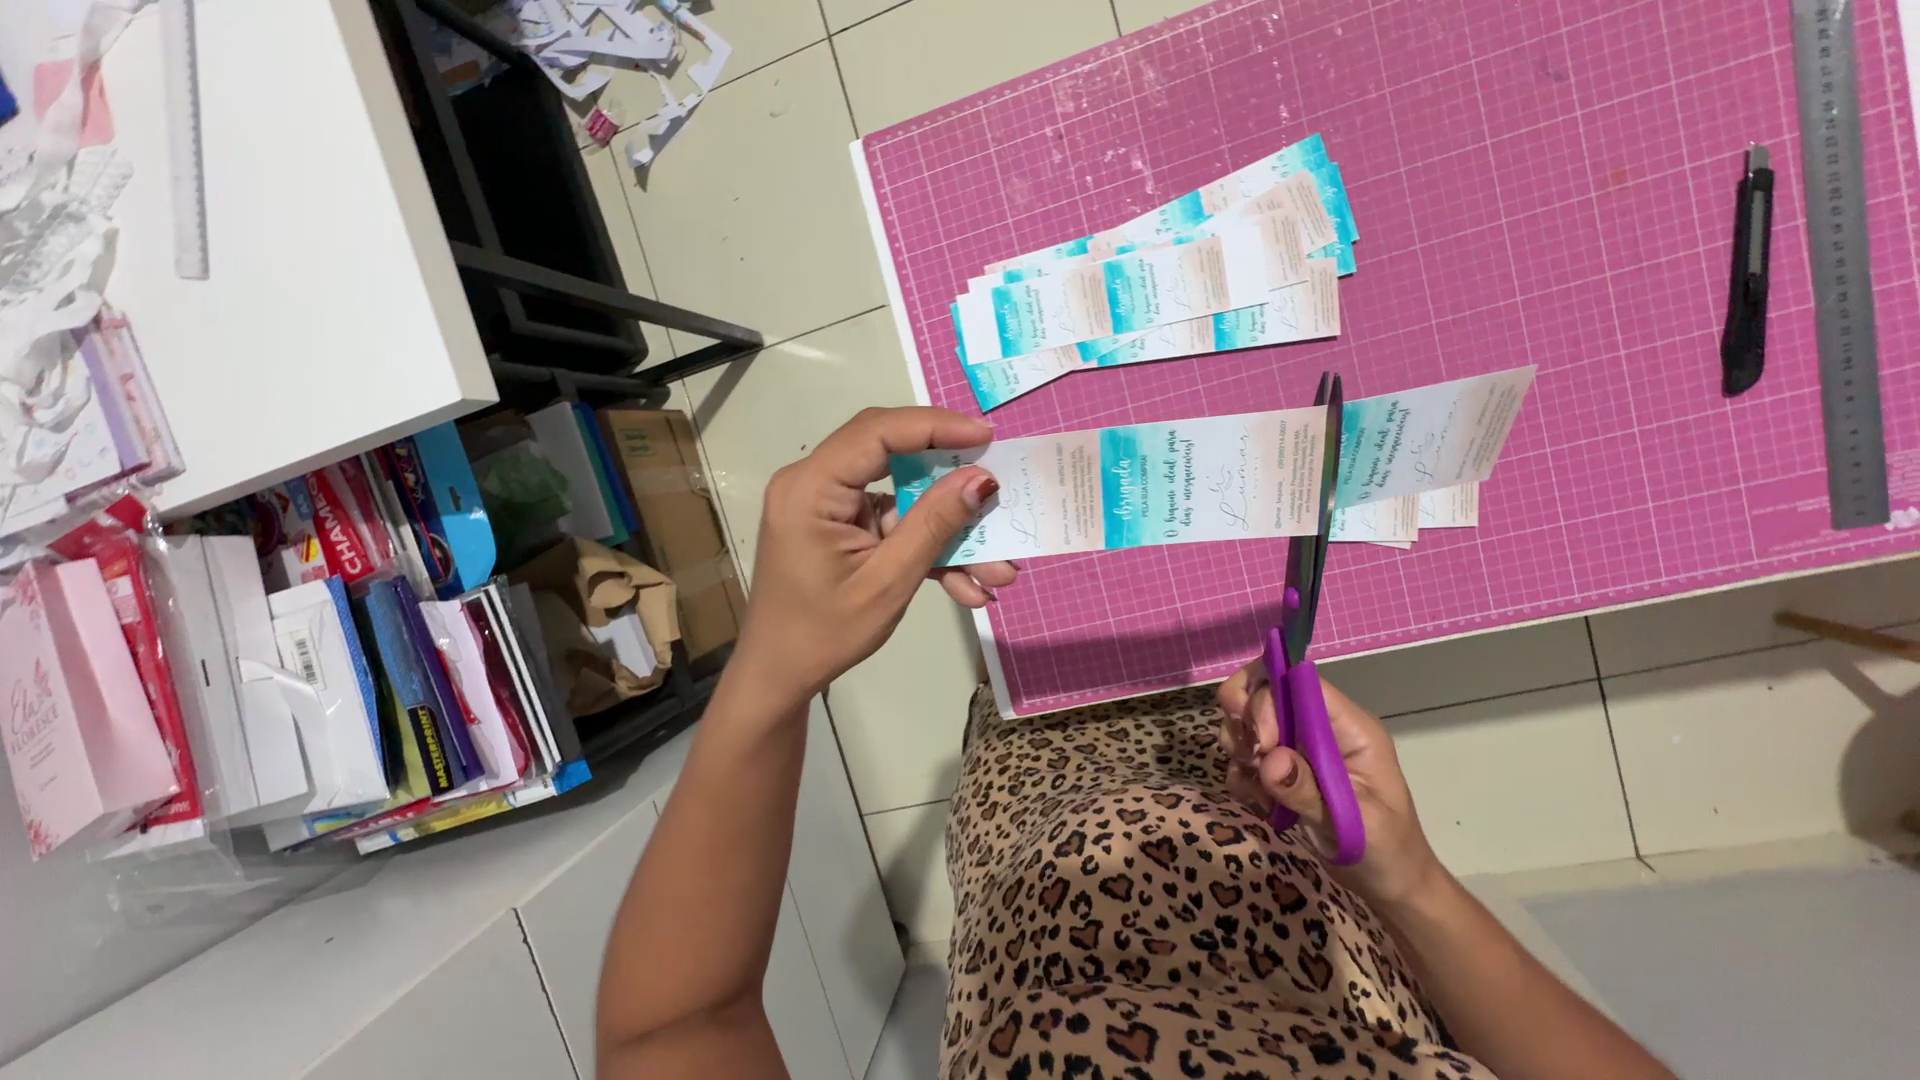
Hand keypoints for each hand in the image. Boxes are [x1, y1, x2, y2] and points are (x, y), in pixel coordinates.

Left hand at [732, 407, 1017, 705]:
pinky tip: (969, 586)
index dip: (935, 426)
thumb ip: (933, 525)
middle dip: (950, 476)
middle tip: (998, 483)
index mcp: (811, 488)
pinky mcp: (845, 528)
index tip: (986, 436)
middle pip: (893, 455)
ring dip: (950, 530)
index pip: (878, 432)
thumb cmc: (822, 633)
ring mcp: (831, 506)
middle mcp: (815, 483)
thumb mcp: (887, 582)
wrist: (780, 675)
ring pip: (903, 497)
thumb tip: (981, 479)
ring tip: (999, 567)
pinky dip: (930, 550)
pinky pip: (895, 524)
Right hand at [1218, 660, 1445, 908]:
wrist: (1389, 884)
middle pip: (1262, 689)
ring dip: (1240, 750)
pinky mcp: (1280, 768)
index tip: (1262, 742)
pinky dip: (1242, 777)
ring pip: (1245, 721)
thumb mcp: (1355, 824)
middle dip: (1245, 721)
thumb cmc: (1386, 850)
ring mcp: (1296, 746)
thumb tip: (1269, 759)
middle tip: (1251, 760)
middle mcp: (1318, 726)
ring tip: (1261, 791)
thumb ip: (1309, 790)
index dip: (1267, 699)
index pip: (1297, 680)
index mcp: (1347, 726)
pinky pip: (1243, 757)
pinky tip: (1262, 805)